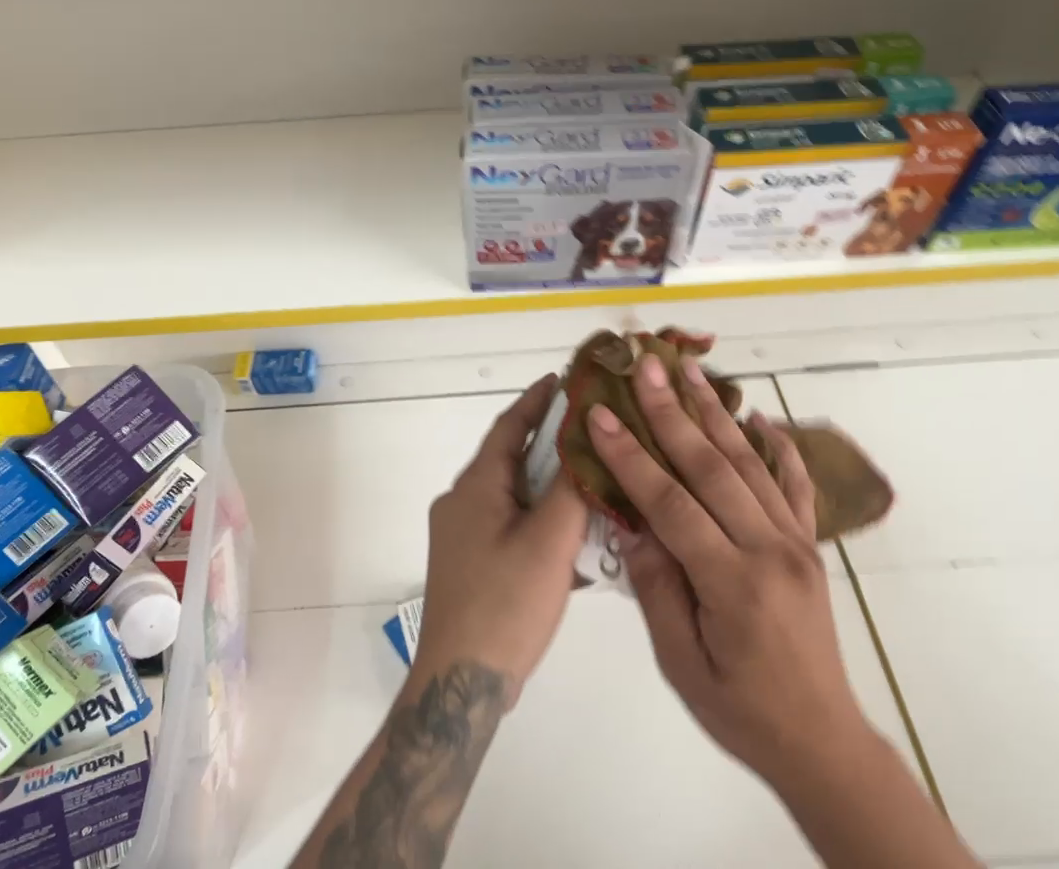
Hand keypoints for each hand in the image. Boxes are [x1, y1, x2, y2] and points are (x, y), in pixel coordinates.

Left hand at [413, 373, 588, 702]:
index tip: (567, 379)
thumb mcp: (549, 542)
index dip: (538, 401)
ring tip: (597, 484)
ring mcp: (462, 535)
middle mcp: (461, 502)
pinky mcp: (470, 564)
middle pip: (512, 460)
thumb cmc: (505, 603)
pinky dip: (542, 522)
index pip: (509, 427)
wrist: (460, 679)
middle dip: (553, 446)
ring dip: (552, 489)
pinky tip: (576, 537)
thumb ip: (572, 488)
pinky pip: (511, 527)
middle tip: (597, 434)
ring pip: (514, 496)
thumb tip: (586, 440)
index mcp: (475, 487)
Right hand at [588, 353, 870, 782]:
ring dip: (717, 414)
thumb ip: (658, 589)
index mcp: (731, 581)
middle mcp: (769, 549)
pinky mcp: (808, 548)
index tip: (600, 415)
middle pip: (713, 466)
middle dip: (672, 412)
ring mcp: (795, 544)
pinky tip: (762, 417)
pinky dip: (780, 448)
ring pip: (751, 464)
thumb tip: (635, 526)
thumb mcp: (681, 662)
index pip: (670, 503)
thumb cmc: (739, 710)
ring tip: (691, 371)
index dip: (631, 456)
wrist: (819, 740)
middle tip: (647, 367)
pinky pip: (795, 487)